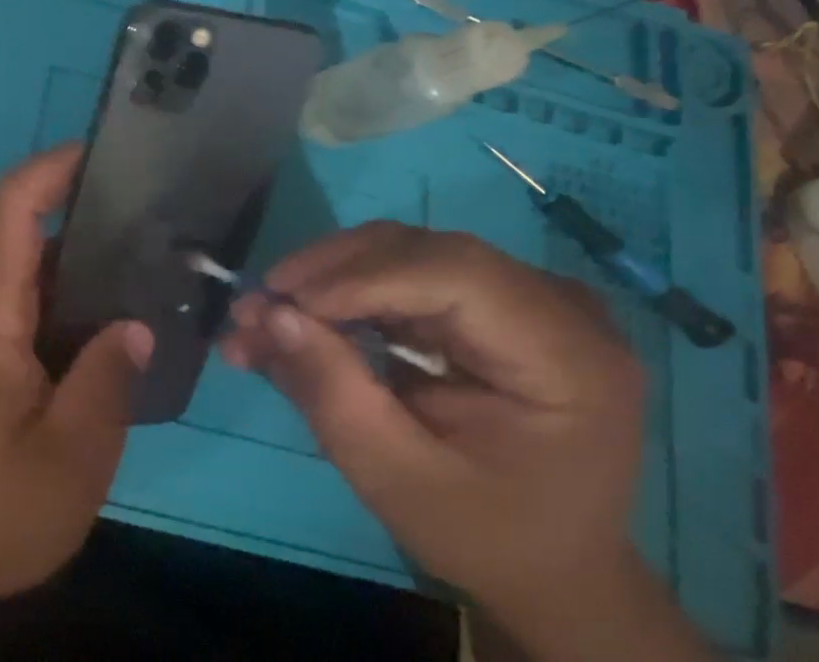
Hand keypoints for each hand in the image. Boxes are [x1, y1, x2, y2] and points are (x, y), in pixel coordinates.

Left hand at [0, 144, 154, 608]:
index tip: (115, 154)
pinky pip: (16, 310)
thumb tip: (133, 326)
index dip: (56, 166)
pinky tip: (110, 334)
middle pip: (20, 231)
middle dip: (86, 214)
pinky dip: (63, 307)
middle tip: (164, 221)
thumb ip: (107, 382)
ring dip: (79, 265)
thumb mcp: (67, 458)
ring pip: (22, 273)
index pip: (11, 205)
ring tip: (154, 270)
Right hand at [220, 221, 646, 612]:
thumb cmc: (483, 533)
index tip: (277, 307)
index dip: (358, 279)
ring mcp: (527, 300)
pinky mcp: (492, 305)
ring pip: (403, 252)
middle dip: (327, 273)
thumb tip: (269, 313)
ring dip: (323, 279)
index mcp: (567, 358)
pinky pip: (403, 275)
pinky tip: (294, 319)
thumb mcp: (397, 478)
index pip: (455, 275)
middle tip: (250, 309)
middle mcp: (559, 308)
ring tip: (259, 318)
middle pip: (423, 251)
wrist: (550, 566)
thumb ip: (334, 392)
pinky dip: (341, 294)